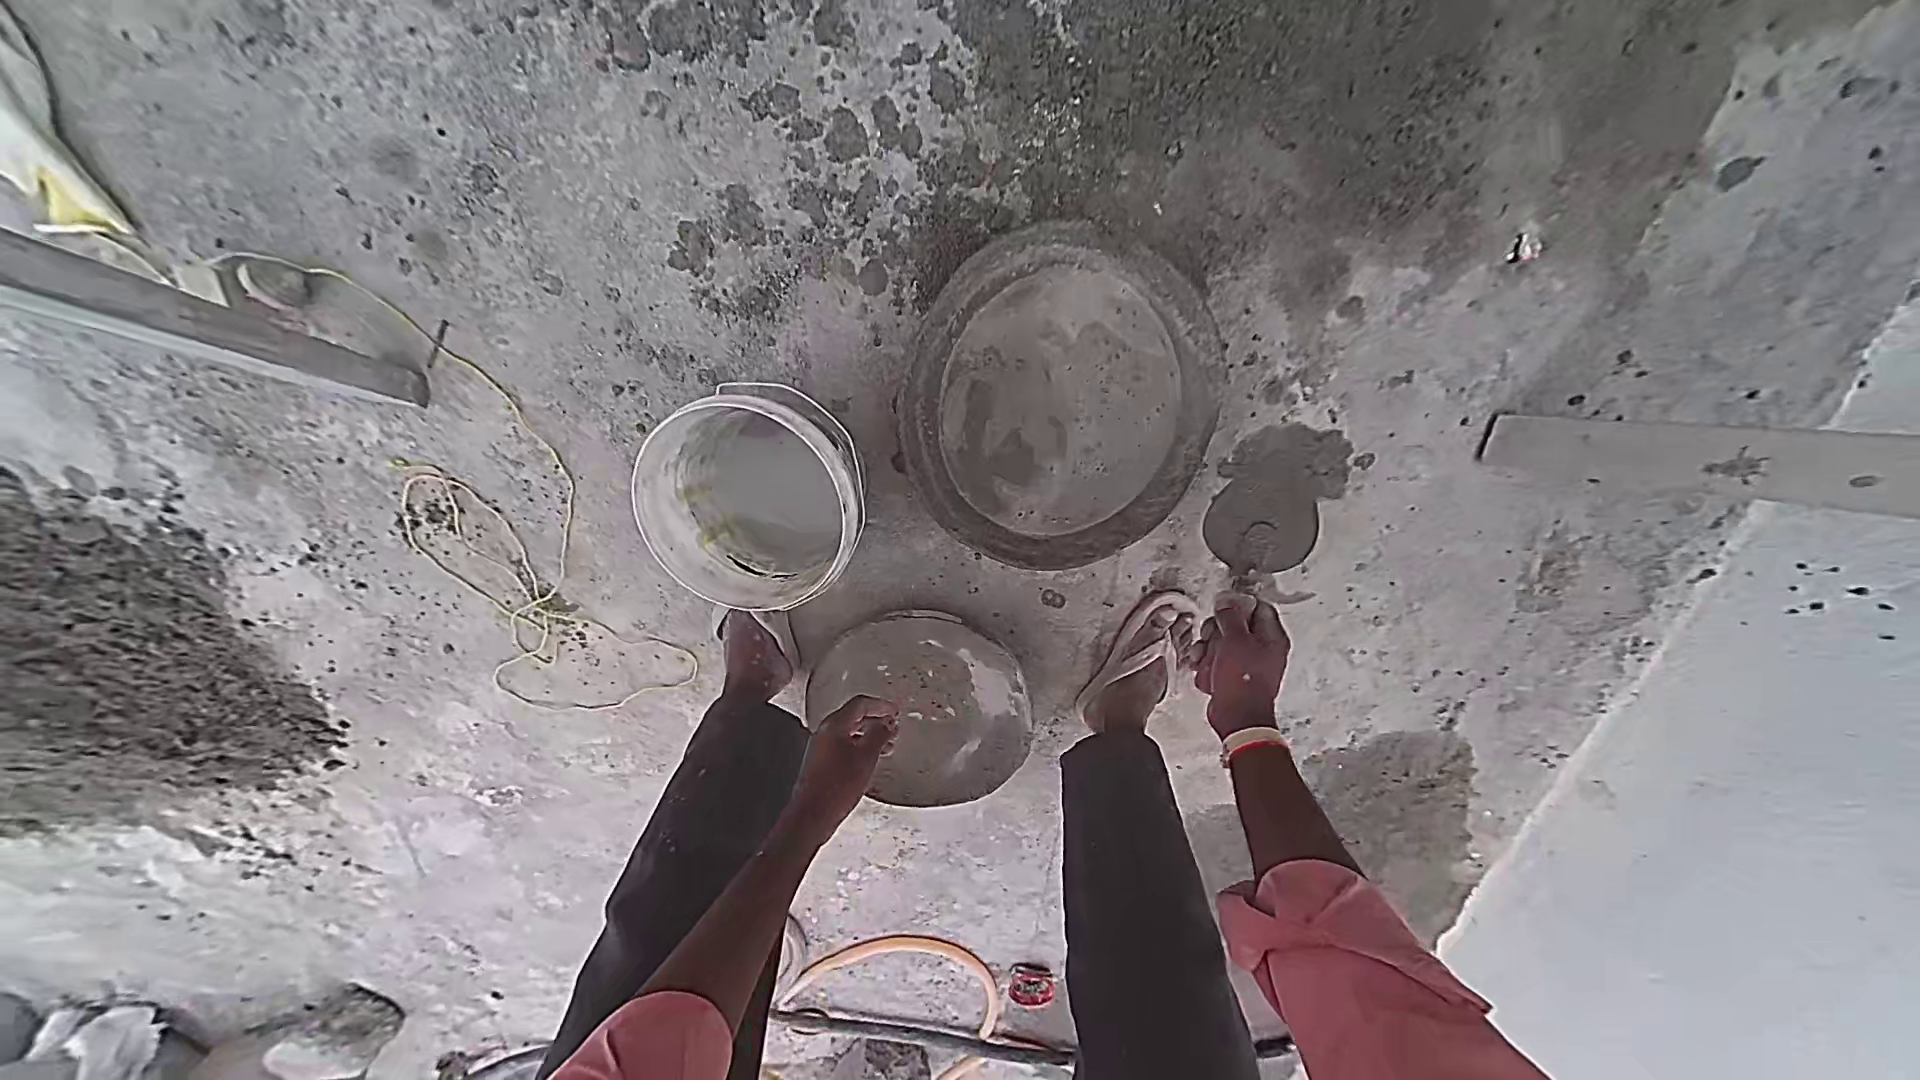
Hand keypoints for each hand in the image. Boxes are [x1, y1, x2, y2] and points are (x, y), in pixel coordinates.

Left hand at [778, 695, 899, 847]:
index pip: (861, 704)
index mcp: (834, 725)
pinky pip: (844, 745)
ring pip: (850, 731)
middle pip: (854, 716)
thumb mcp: (866, 757)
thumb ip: (879, 735)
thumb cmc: (836, 788)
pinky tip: (870, 758)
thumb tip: (887, 723)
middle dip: (876, 720)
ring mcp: (821, 747)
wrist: (812, 815)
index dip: (881, 705)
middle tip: (893, 726)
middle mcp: (825, 732)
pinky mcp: (821, 762)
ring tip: (887, 744)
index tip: (894, 711)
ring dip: (870, 734)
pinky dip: (860, 746)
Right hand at [1186, 593, 1289, 736]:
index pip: (1258, 607)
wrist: (1236, 716)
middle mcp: (1262, 649)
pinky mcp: (1233, 675)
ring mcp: (1247, 663)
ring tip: (1204, 659)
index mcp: (1272, 638)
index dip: (1237, 605)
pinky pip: (1216, 660)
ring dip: (1208, 648)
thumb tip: (1226, 601)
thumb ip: (1230, 616)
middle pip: (1236, 624)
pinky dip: (1207, 664)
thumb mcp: (1235, 640)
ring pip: (1222, 642)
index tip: (1221, 609)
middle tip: (1211, 637)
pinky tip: (1204, 670)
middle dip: (1217, 630)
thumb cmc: (1242, 681)